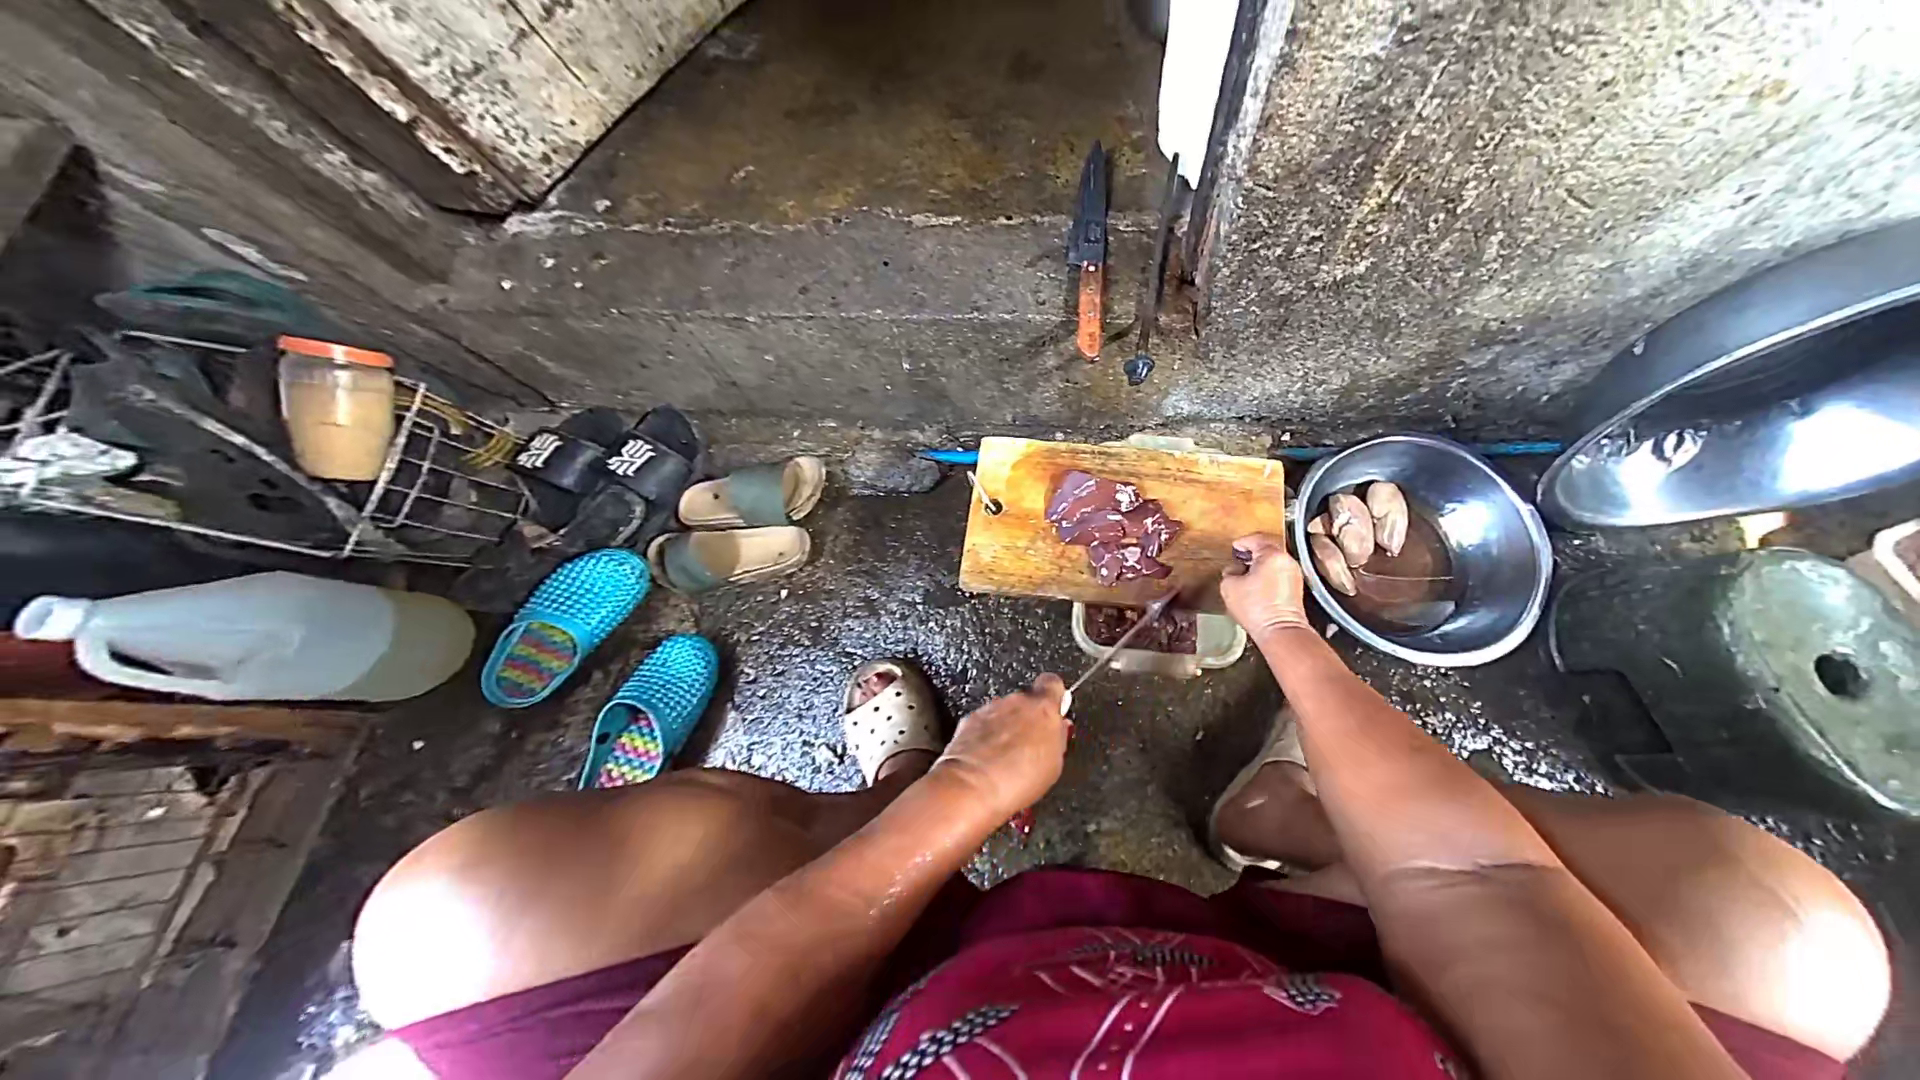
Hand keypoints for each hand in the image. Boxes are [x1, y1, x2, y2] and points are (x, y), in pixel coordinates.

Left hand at [931, 674, 1069, 821]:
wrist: (974, 785)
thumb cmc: (1016, 778)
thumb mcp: (1054, 765)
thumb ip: (1058, 738)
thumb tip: (1059, 729)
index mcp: (1043, 708)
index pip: (1053, 683)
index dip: (1054, 695)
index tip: (1054, 710)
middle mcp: (1016, 702)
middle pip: (1026, 701)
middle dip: (1028, 719)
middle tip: (1030, 745)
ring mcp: (991, 709)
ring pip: (1004, 713)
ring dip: (1006, 728)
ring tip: (1007, 758)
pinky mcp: (970, 719)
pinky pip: (984, 723)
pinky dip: (987, 736)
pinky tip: (989, 759)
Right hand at [1220, 532, 1311, 640]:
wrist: (1279, 630)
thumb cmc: (1256, 608)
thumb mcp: (1229, 586)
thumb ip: (1229, 572)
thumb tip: (1234, 570)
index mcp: (1272, 555)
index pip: (1256, 539)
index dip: (1242, 542)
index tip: (1234, 546)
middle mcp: (1287, 561)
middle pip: (1268, 548)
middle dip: (1252, 551)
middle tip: (1239, 556)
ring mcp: (1294, 574)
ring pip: (1275, 560)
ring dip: (1260, 562)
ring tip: (1246, 570)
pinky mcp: (1296, 586)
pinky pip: (1280, 571)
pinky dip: (1268, 572)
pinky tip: (1256, 582)